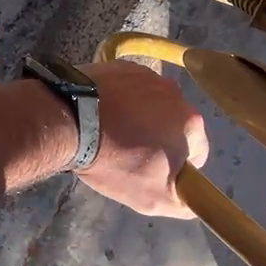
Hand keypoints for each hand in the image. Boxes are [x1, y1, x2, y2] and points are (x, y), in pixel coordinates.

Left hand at [75, 60, 208, 218]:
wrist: (68, 118)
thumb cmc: (115, 160)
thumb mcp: (155, 199)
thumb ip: (185, 201)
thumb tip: (191, 194)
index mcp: (191, 122)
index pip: (196, 152)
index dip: (176, 167)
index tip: (153, 170)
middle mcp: (173, 91)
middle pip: (173, 123)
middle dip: (159, 137)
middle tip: (131, 151)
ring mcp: (144, 73)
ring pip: (151, 103)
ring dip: (140, 115)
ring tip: (113, 130)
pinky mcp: (118, 64)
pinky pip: (128, 86)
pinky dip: (121, 97)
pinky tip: (103, 110)